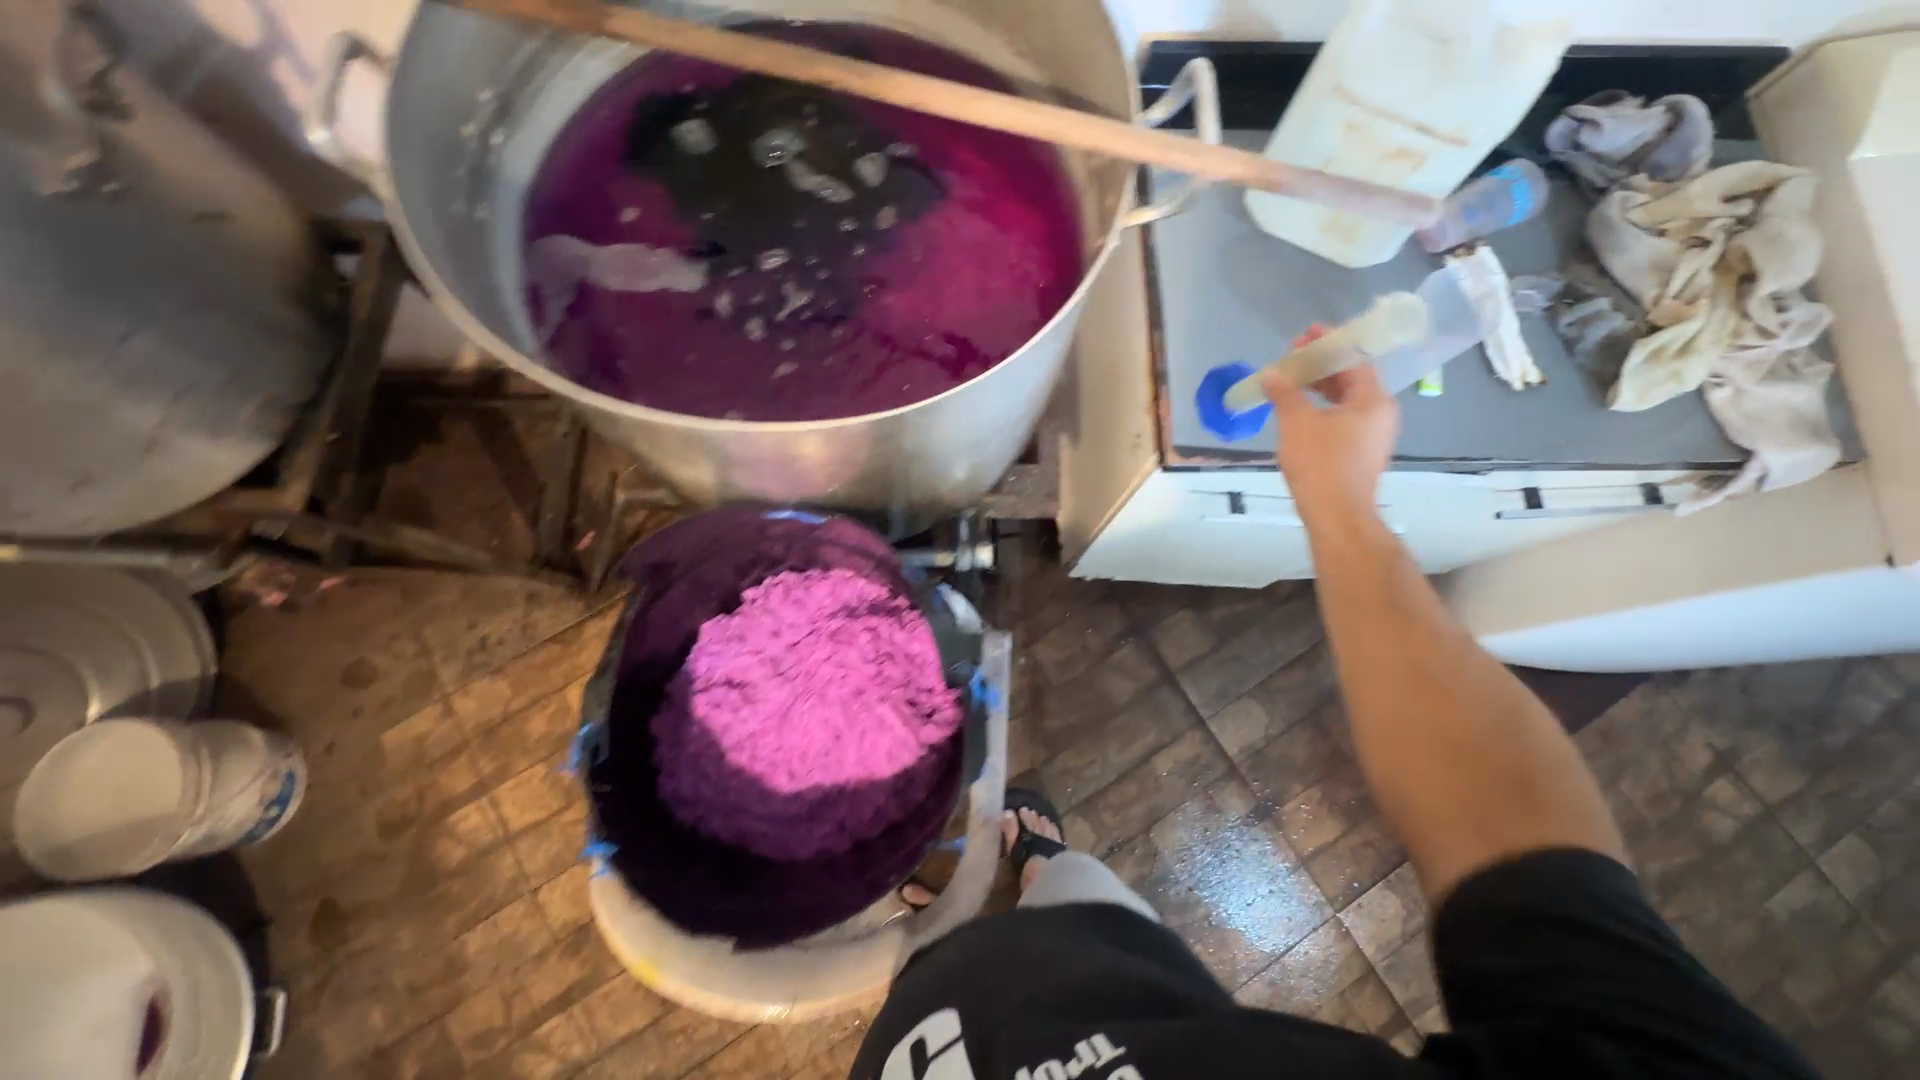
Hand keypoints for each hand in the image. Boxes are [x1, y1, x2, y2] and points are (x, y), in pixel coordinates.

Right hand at [1263, 327, 1399, 525]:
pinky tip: (1299, 413)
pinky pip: (1344, 420)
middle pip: (1351, 379)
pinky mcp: (1362, 454)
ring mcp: (1374, 436)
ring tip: (1291, 384)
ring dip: (1320, 389)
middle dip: (1321, 366)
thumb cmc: (1321, 463)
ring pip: (1346, 401)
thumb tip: (1273, 374)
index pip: (1354, 358)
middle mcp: (1381, 414)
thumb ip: (1285, 393)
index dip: (1329, 343)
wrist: (1336, 515)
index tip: (1305, 336)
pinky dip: (1323, 410)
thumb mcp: (1297, 422)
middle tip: (1292, 359)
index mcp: (1374, 399)